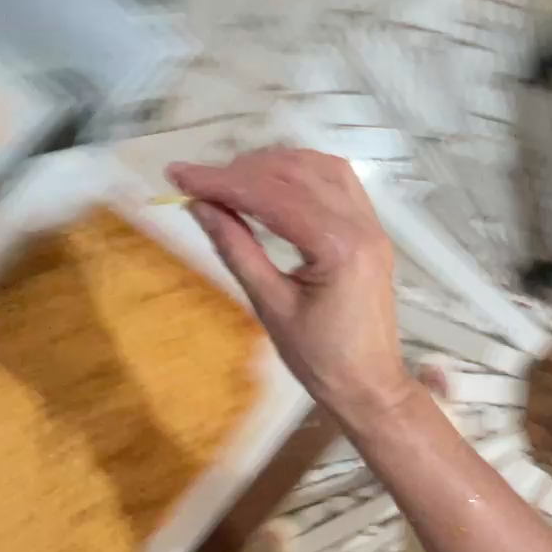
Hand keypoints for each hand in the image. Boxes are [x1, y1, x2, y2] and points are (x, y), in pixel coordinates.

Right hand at [167, 149, 417, 428]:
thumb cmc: (320, 359)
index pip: (273, 197)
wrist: (369, 386)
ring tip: (231, 181)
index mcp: (339, 248)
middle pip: (297, 174)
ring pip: (321, 169)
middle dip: (243, 171)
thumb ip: (237, 249)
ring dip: (274, 165)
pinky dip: (303, 174)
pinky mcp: (373, 232)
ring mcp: (373, 227)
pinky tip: (273, 184)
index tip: (178, 175)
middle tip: (198, 181)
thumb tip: (199, 205)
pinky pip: (339, 184)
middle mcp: (362, 227)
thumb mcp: (270, 306)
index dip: (222, 182)